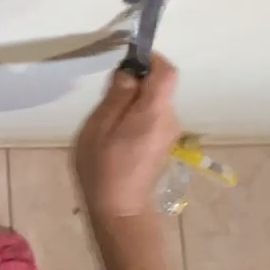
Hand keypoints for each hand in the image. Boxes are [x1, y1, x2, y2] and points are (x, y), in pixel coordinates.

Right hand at [73, 53, 180, 222]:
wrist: (118, 209)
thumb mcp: (100, 126)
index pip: (167, 72)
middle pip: (160, 87)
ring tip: (107, 119)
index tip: (128, 59)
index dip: (151, 59)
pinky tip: (116, 133)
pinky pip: (152, 117)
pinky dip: (137, 115)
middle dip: (136, 81)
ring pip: (154, 103)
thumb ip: (117, 96)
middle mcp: (170, 119)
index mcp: (155, 112)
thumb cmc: (103, 167)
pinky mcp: (163, 145)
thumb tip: (130, 73)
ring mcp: (169, 134)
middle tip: (106, 95)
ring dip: (134, 100)